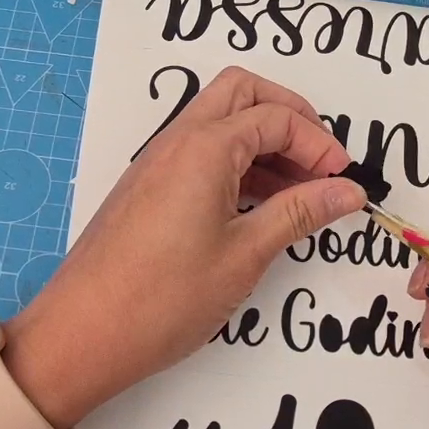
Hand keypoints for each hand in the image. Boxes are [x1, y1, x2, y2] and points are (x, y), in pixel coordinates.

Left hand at [7, 67, 366, 428]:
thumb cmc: (162, 298)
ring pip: (219, 121)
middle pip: (242, 93)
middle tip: (320, 161)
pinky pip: (200, 152)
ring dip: (263, 141)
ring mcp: (158, 162)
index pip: (275, 117)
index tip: (343, 179)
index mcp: (203, 147)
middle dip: (289, 116)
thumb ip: (298, 213)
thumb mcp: (244, 254)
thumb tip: (348, 190)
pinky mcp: (149, 187)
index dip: (318, 143)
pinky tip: (259, 205)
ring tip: (298, 191)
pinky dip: (237, 163)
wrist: (81, 334)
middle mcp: (177, 141)